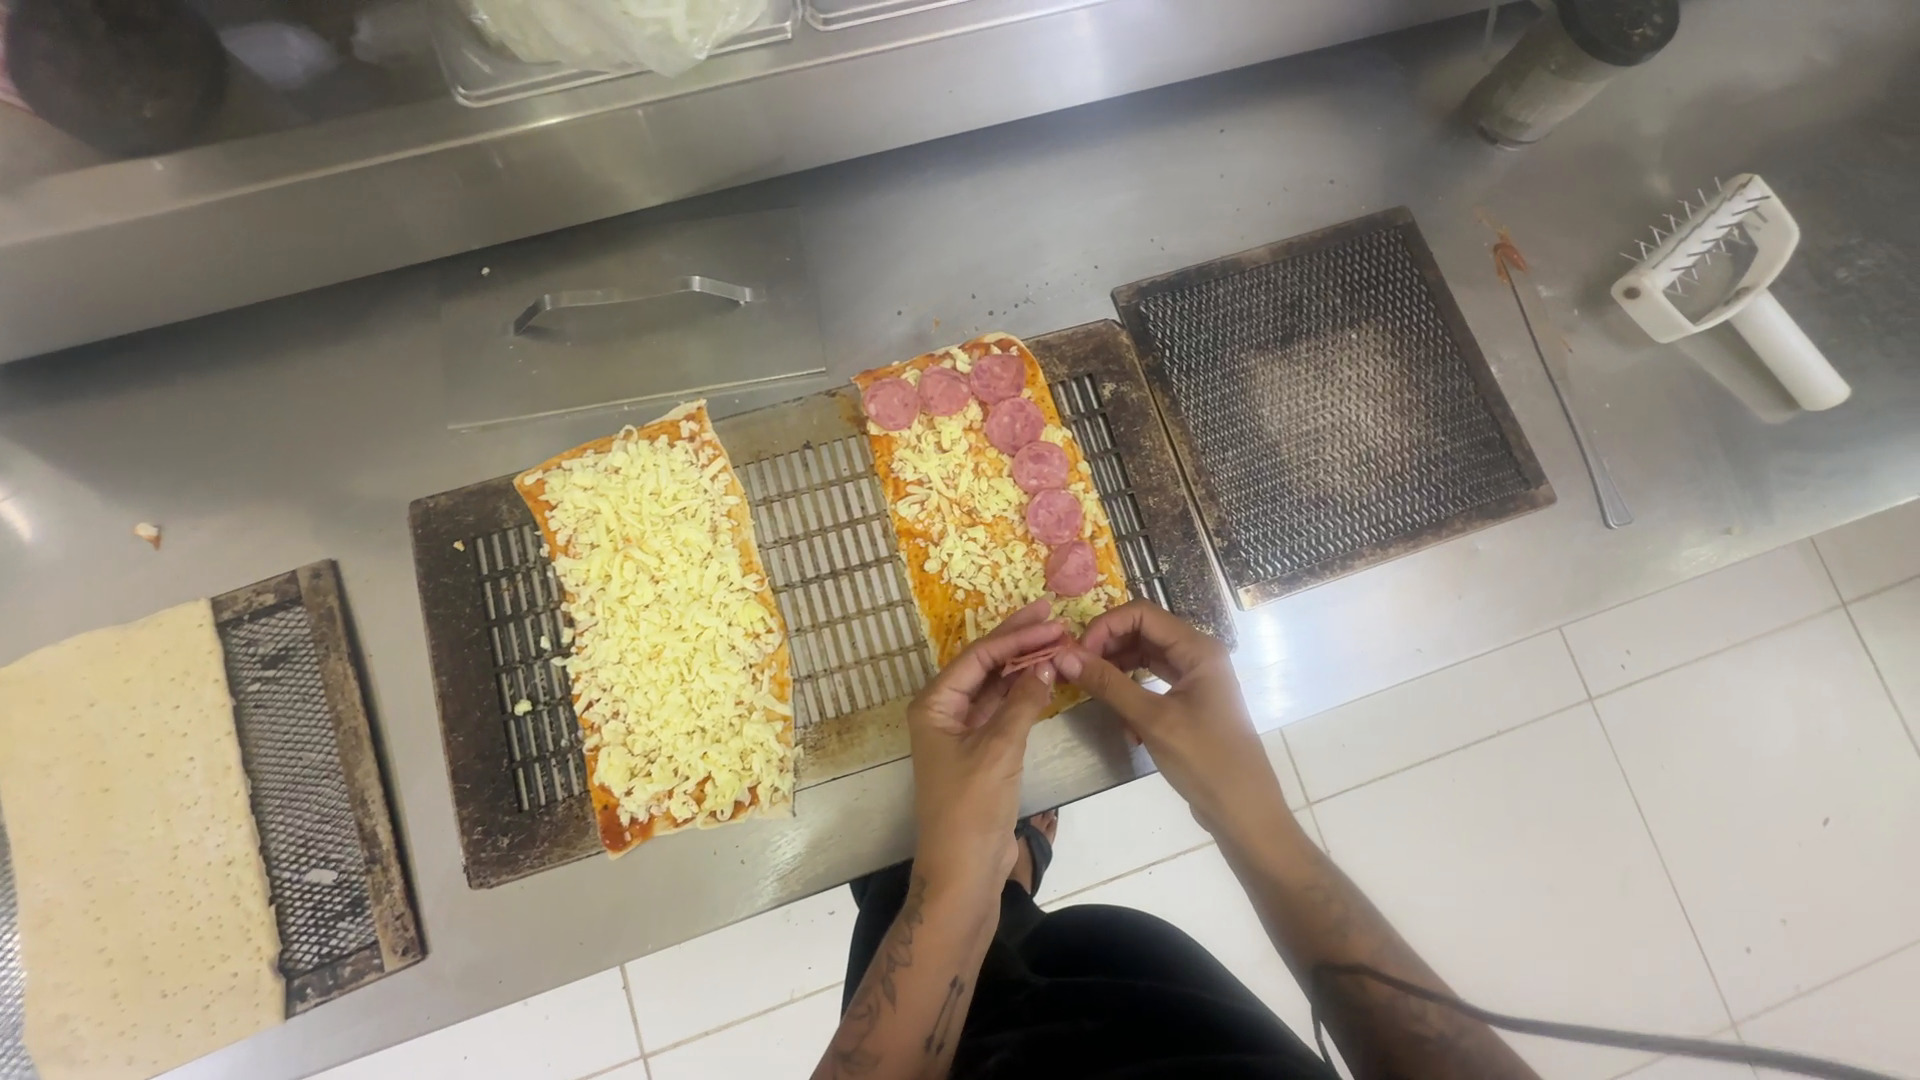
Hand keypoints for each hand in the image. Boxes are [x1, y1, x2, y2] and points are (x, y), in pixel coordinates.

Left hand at [907, 600, 1063, 897]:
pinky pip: (1003, 710)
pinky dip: (1024, 694)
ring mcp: (962, 731)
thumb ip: (1023, 703)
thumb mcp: (998, 750)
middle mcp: (944, 711)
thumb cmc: (971, 806)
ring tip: (1057, 642)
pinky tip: (1047, 679)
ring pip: (995, 687)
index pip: (978, 657)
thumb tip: (1046, 664)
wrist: (964, 871)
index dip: (1015, 635)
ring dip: (1024, 666)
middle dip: (1018, 641)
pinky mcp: (981, 751)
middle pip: (984, 666)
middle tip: (1052, 616)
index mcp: (935, 704)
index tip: (1049, 619)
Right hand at [1052, 601, 1286, 840]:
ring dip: (1117, 673)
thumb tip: (1063, 656)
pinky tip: (1124, 725)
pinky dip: (1131, 695)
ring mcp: (1195, 678)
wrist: (1244, 811)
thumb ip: (1107, 684)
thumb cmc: (1205, 760)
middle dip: (1107, 648)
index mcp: (1197, 648)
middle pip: (1142, 632)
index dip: (1105, 626)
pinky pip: (1151, 682)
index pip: (1141, 613)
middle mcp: (1197, 655)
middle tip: (1077, 672)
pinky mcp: (1189, 701)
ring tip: (1094, 694)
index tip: (1078, 653)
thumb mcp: (1151, 720)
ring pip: (1144, 658)